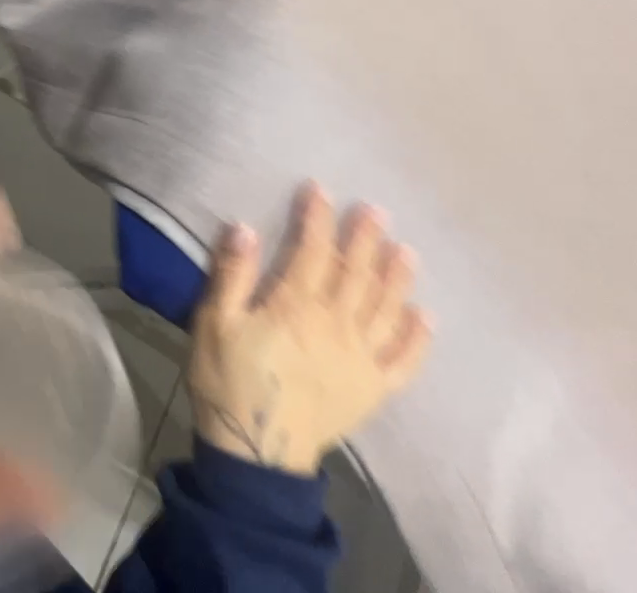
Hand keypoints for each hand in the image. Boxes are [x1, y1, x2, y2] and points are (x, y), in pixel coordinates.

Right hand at [187, 183, 432, 475]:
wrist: (257, 447)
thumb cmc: (227, 377)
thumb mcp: (213, 321)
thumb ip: (231, 275)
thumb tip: (245, 228)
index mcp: (295, 306)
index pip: (311, 252)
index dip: (317, 219)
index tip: (320, 190)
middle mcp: (337, 324)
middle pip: (355, 274)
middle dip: (364, 239)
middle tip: (376, 210)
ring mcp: (362, 357)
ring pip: (385, 307)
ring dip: (396, 276)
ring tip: (405, 249)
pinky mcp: (375, 387)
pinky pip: (404, 358)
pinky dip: (417, 336)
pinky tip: (424, 316)